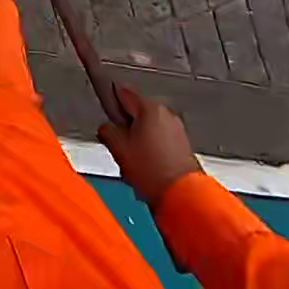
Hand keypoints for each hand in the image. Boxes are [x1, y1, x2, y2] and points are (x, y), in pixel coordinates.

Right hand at [97, 85, 201, 207]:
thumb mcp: (118, 148)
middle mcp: (166, 115)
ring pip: (149, 127)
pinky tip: (146, 166)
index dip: (111, 99)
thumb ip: (107, 130)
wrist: (182, 197)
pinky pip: (161, 140)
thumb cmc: (152, 172)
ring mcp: (177, 130)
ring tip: (132, 159)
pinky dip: (152, 148)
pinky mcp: (183, 146)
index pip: (123, 92)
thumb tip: (106, 127)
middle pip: (137, 111)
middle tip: (117, 141)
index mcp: (149, 108)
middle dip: (126, 124)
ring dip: (139, 138)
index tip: (105, 108)